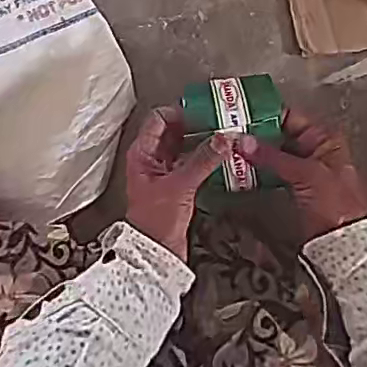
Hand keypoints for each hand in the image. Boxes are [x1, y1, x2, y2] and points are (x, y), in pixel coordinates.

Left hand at [123, 107, 232, 257]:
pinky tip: (221, 157)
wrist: (155, 255)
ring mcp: (165, 173)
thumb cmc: (154, 223)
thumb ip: (203, 159)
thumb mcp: (180, 185)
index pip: (159, 119)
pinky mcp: (177, 186)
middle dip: (196, 125)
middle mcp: (151, 160)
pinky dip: (206, 158)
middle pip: (174, 132)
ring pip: (185, 147)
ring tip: (224, 137)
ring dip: (203, 142)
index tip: (203, 111)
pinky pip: (193, 163)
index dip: (180, 112)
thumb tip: (222, 138)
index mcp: (142, 154)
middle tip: (219, 121)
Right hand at [236, 110, 366, 241]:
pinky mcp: (292, 187)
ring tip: (229, 146)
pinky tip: (239, 167)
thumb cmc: (338, 204)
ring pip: (271, 154)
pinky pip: (270, 171)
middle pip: (277, 134)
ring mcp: (301, 169)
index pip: (290, 117)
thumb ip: (273, 157)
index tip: (242, 112)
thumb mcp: (306, 174)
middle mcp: (312, 150)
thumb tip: (245, 141)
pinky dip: (255, 169)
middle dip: (254, 134)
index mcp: (323, 138)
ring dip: (252, 152)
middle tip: (229, 130)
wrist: (343, 240)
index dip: (266, 113)